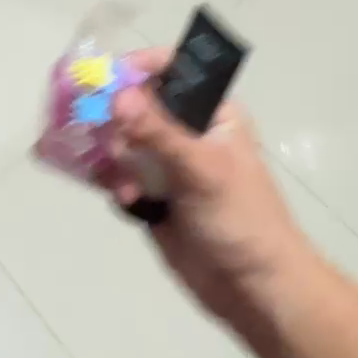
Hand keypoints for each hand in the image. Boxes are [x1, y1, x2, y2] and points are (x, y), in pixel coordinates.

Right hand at [105, 48, 319, 339]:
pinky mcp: (151, 195)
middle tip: (102, 131)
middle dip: (114, 116)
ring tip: (120, 176)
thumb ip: (159, 131)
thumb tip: (117, 95)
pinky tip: (126, 202)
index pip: (172, 69)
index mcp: (211, 113)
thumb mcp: (203, 169)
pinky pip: (118, 176)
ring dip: (112, 154)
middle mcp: (186, 131)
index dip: (139, 66)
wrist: (254, 291)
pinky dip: (114, 183)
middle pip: (136, 103)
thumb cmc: (242, 219)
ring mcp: (166, 164)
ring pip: (121, 140)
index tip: (107, 78)